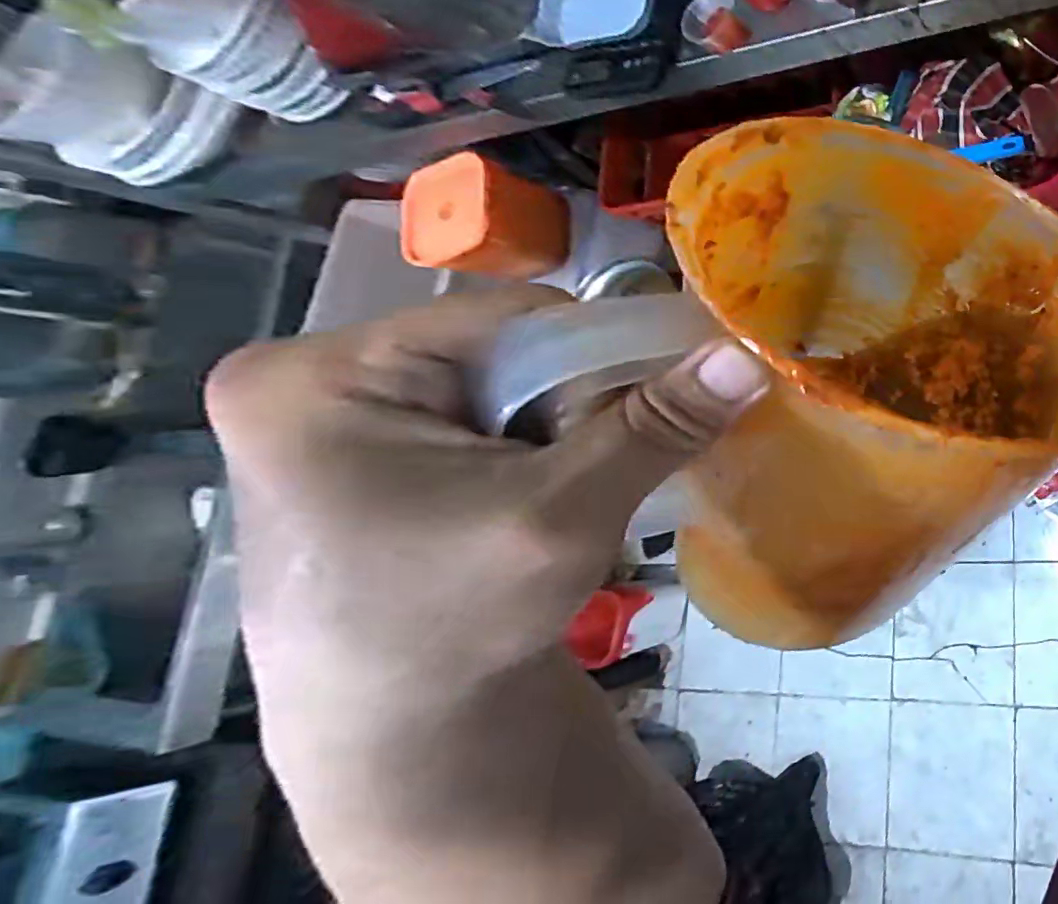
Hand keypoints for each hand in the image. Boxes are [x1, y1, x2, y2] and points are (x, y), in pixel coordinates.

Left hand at [207, 286, 766, 902]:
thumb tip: (746, 355)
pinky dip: (534, 441)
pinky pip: (481, 413)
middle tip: (601, 466)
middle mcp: (311, 377)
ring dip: (558, 425)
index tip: (651, 408)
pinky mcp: (367, 448)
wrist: (406, 737)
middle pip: (504, 349)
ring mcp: (335, 415)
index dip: (596, 356)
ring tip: (572, 485)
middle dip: (573, 401)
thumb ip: (655, 426)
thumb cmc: (460, 626)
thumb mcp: (563, 517)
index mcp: (318, 375)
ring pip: (502, 382)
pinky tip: (543, 490)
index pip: (510, 319)